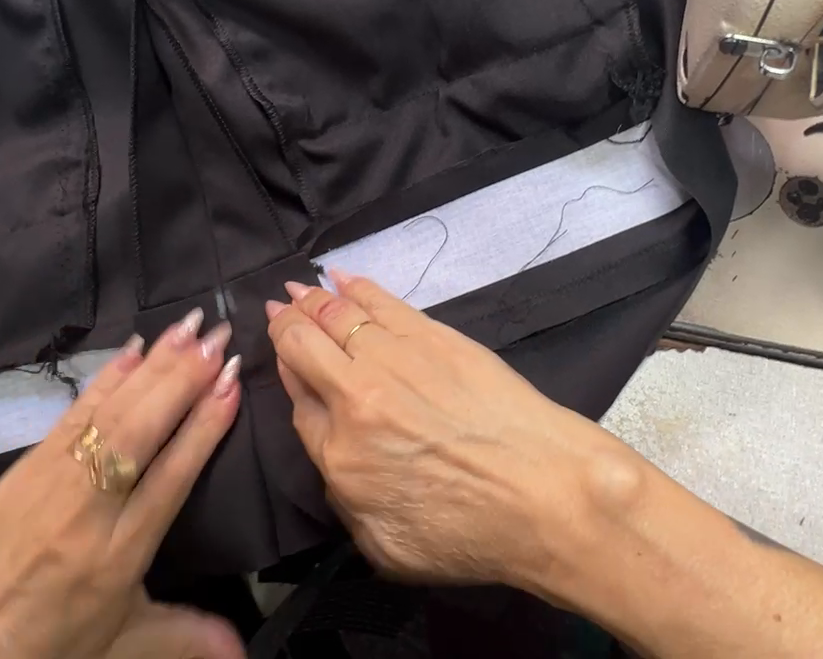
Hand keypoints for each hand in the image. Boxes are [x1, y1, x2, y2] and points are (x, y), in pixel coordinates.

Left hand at [0, 309, 245, 658]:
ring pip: (110, 412)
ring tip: (190, 326)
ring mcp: (53, 480)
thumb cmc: (50, 642)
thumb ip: (185, 635)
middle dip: (184, 378)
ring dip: (154, 364)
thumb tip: (241, 649)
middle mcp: (88, 509)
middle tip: (219, 335)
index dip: (204, 427)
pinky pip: (75, 411)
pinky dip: (109, 376)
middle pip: (141, 432)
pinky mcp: (28, 464)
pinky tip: (135, 348)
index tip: (232, 383)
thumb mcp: (123, 642)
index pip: (172, 476)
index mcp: (119, 554)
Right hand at [266, 273, 644, 589]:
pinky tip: (341, 277)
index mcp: (339, 453)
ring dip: (313, 298)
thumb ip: (344, 496)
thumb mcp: (385, 545)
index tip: (282, 352)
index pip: (296, 400)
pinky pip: (381, 301)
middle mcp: (356, 395)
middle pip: (304, 344)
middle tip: (279, 306)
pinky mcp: (432, 334)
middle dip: (286, 322)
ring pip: (338, 315)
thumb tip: (333, 449)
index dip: (287, 371)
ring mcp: (394, 358)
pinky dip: (355, 286)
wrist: (544, 491)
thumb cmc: (470, 533)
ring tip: (301, 287)